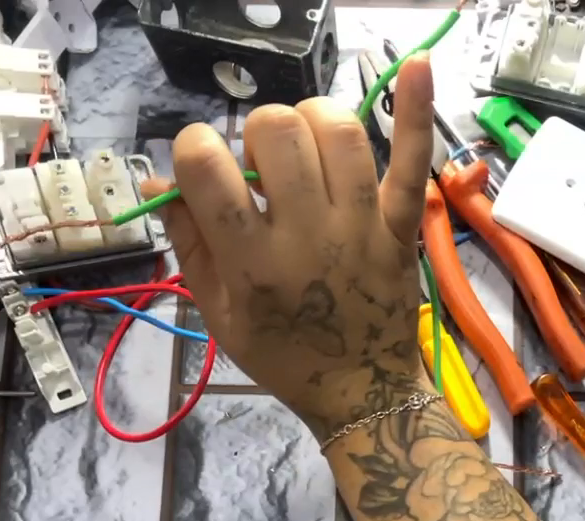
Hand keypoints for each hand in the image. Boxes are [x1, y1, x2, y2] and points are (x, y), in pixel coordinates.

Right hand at [146, 56, 435, 436]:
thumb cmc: (285, 358)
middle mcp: (306, 236)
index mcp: (252, 263)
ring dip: (311, 123)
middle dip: (258, 140)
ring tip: (308, 154)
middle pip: (275, 132)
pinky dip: (418, 111)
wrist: (361, 392)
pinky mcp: (400, 228)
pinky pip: (412, 162)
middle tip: (267, 179)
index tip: (207, 173)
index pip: (206, 165)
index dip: (196, 152)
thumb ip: (189, 246)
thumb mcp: (219, 317)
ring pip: (336, 129)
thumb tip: (163, 178)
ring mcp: (360, 227)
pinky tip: (420, 64)